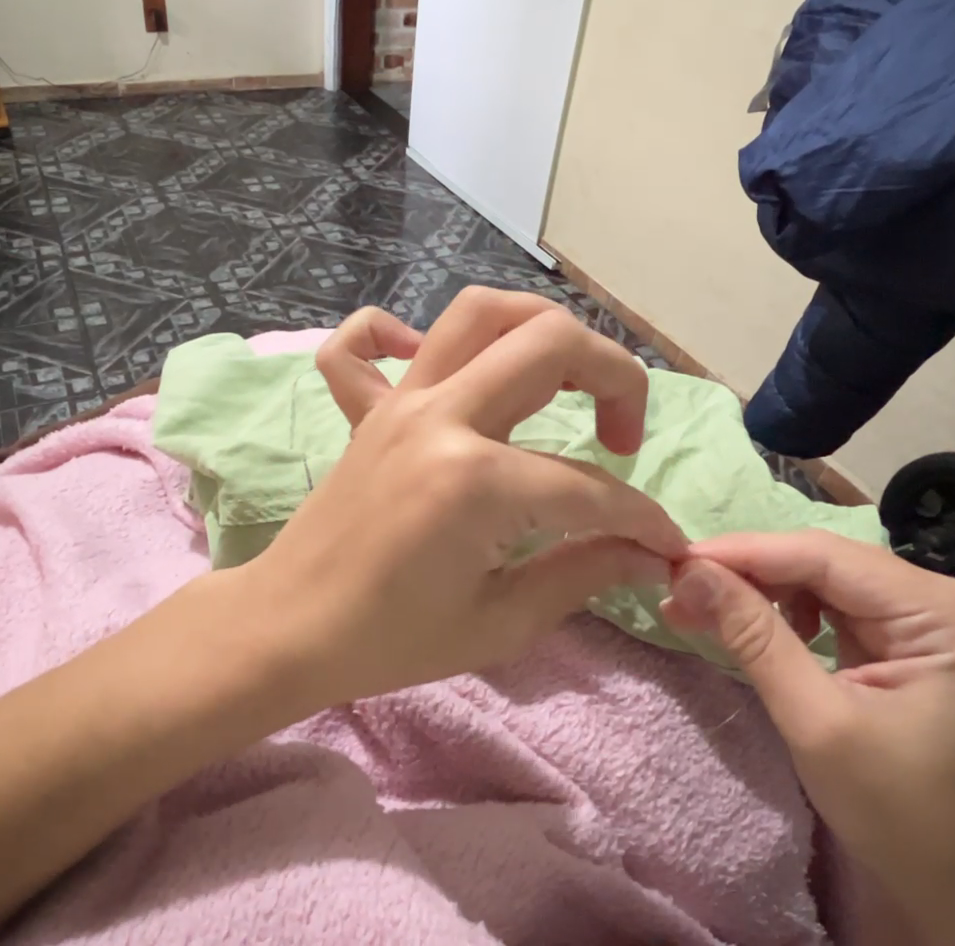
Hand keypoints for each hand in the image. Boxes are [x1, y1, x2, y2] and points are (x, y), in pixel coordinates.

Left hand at [234, 288, 688, 704]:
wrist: (288, 630)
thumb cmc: (390, 641)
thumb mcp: (499, 623)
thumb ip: (583, 574)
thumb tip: (649, 553)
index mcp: (476, 481)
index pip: (589, 486)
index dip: (642, 519)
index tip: (666, 544)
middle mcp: (441, 417)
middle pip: (551, 344)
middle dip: (618, 379)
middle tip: (621, 440)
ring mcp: (399, 402)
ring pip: (479, 313)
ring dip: (539, 330)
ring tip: (564, 381)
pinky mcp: (370, 408)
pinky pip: (369, 342)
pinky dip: (402, 331)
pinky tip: (436, 366)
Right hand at [661, 531, 954, 945]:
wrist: (954, 898)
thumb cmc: (897, 816)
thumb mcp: (816, 721)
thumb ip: (752, 636)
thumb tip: (688, 570)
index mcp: (947, 613)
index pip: (827, 557)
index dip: (745, 552)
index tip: (675, 559)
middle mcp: (947, 600)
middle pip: (828, 563)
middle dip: (750, 573)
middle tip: (679, 586)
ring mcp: (932, 622)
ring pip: (827, 582)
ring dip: (762, 591)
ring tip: (704, 606)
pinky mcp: (911, 645)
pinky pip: (837, 609)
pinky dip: (787, 613)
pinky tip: (754, 625)